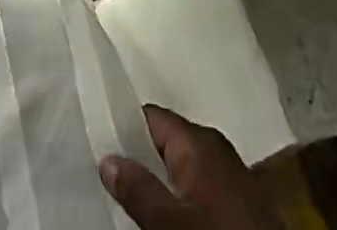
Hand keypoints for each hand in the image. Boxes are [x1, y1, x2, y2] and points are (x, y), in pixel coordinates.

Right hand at [100, 106, 280, 229]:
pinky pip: (196, 187)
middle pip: (163, 142)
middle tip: (107, 172)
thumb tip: (108, 159)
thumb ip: (139, 190)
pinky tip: (165, 214)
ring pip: (179, 167)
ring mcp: (231, 177)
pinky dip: (178, 196)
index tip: (95, 141)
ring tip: (130, 195)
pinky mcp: (240, 204)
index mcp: (198, 140)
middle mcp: (215, 148)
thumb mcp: (172, 223)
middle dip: (137, 157)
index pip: (148, 117)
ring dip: (157, 181)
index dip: (120, 128)